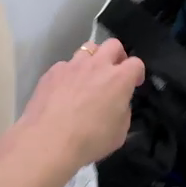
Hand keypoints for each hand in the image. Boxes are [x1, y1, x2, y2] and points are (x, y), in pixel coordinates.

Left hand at [14, 38, 142, 168]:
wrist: (49, 141)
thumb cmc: (89, 140)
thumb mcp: (119, 133)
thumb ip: (123, 112)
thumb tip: (118, 104)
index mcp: (119, 79)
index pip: (136, 63)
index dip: (137, 73)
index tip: (134, 84)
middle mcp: (97, 65)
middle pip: (113, 45)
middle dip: (117, 56)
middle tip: (114, 72)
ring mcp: (72, 65)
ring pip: (88, 48)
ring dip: (93, 59)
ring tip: (88, 77)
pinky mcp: (52, 71)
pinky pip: (66, 65)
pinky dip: (70, 73)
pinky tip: (64, 90)